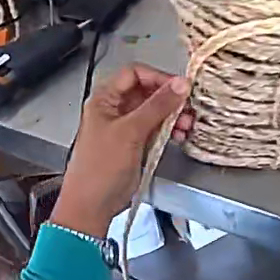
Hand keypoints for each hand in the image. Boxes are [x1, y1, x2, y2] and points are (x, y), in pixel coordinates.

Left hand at [52, 64, 193, 237]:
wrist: (92, 205)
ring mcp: (126, 128)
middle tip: (187, 107)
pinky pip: (156, 130)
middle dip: (169, 99)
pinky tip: (179, 136)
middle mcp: (115, 110)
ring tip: (186, 124)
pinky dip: (169, 131)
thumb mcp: (130, 131)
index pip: (134, 74)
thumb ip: (157, 106)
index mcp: (105, 100)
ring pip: (154, 112)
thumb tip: (179, 85)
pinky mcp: (135, 145)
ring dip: (172, 116)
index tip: (178, 87)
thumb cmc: (98, 169)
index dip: (157, 77)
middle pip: (147, 93)